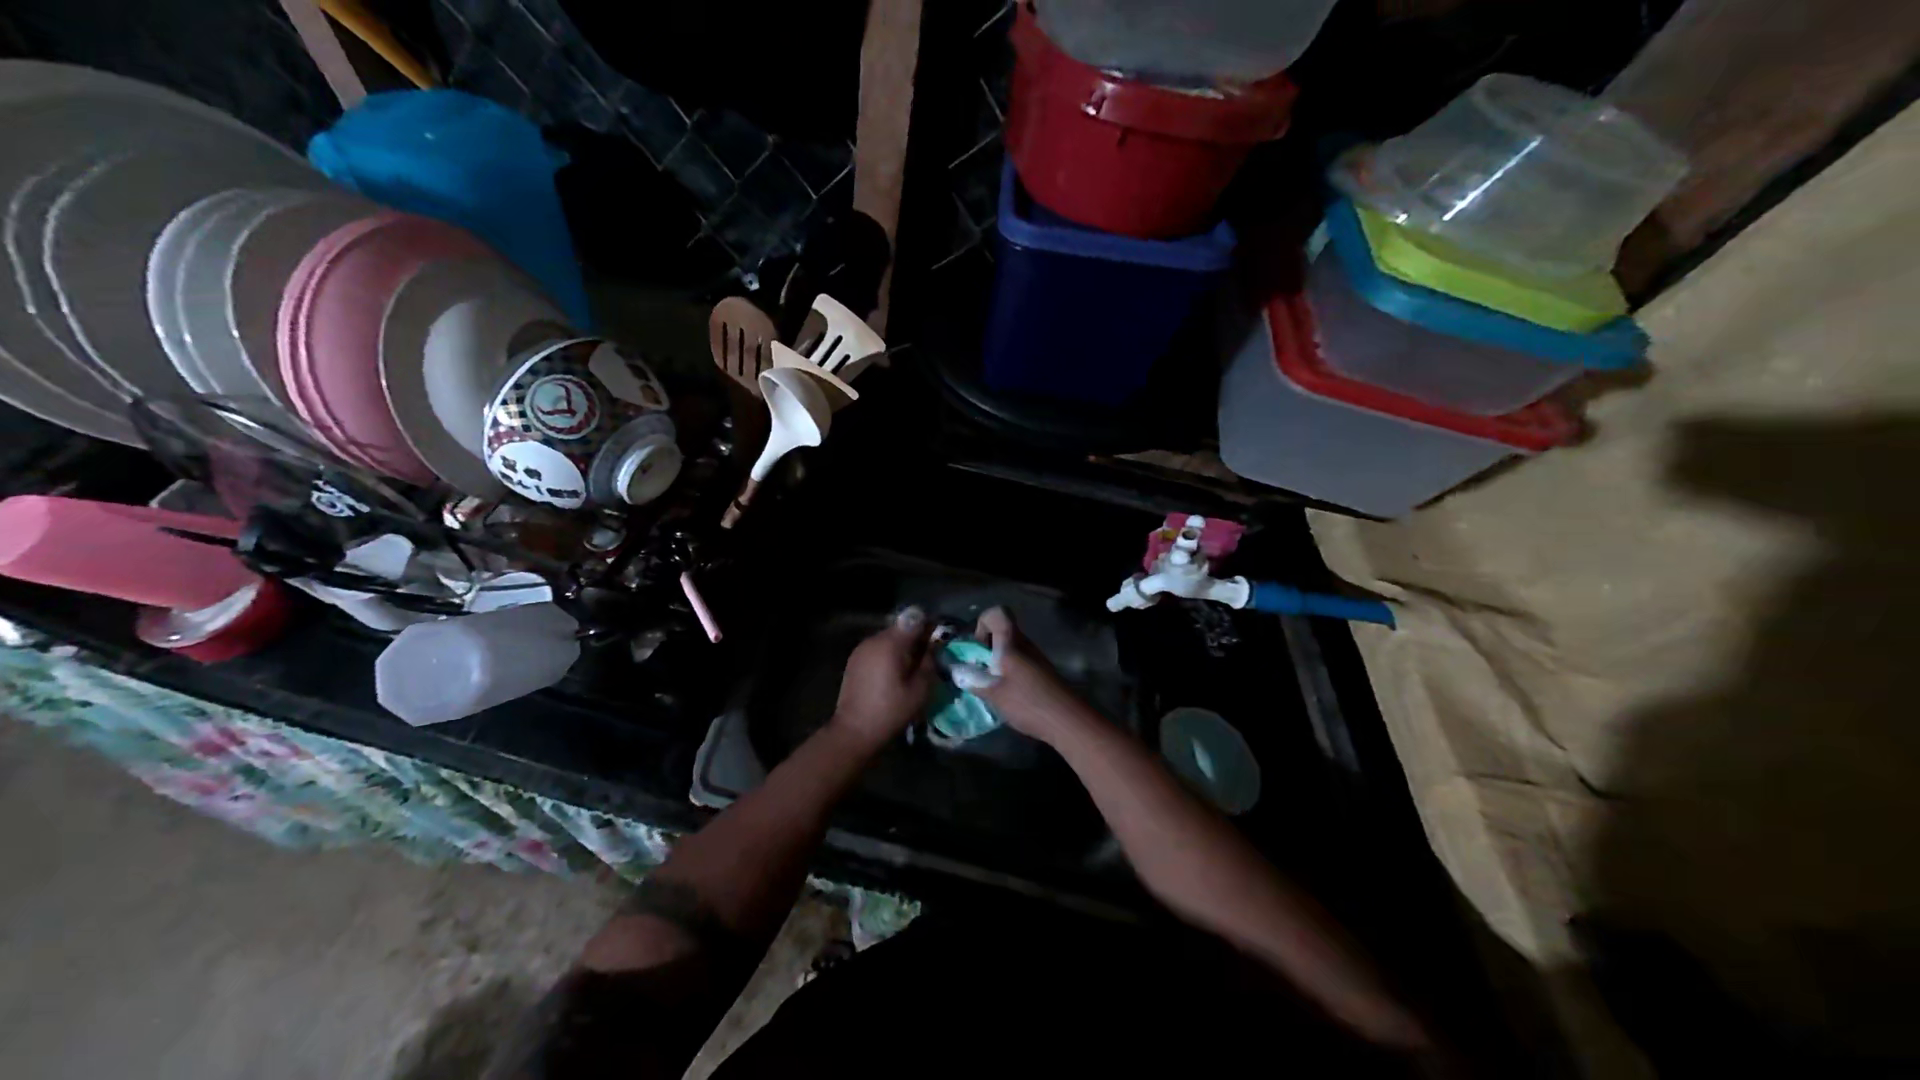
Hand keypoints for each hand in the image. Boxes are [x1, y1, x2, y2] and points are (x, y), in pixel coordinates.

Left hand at [830, 607, 936, 748]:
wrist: (854, 732)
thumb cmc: (891, 711)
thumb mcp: (920, 689)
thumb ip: (929, 660)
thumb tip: (934, 643)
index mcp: (890, 643)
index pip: (915, 619)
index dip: (930, 625)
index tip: (939, 639)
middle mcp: (874, 639)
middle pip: (901, 627)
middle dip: (916, 637)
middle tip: (929, 656)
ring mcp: (861, 649)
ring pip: (889, 638)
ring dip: (902, 646)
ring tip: (912, 667)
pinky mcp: (854, 660)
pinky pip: (878, 648)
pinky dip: (889, 654)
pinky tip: (894, 673)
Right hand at [971, 608, 1097, 745]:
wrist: (1067, 720)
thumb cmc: (1027, 702)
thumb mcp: (994, 694)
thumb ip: (973, 680)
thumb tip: (956, 671)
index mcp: (1012, 643)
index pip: (997, 613)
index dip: (982, 623)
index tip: (977, 648)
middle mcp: (1025, 645)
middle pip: (1003, 632)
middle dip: (986, 647)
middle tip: (976, 670)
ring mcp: (1036, 659)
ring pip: (1011, 649)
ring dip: (997, 662)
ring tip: (988, 685)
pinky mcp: (1042, 674)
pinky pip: (1020, 663)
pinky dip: (1008, 672)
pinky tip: (1005, 695)